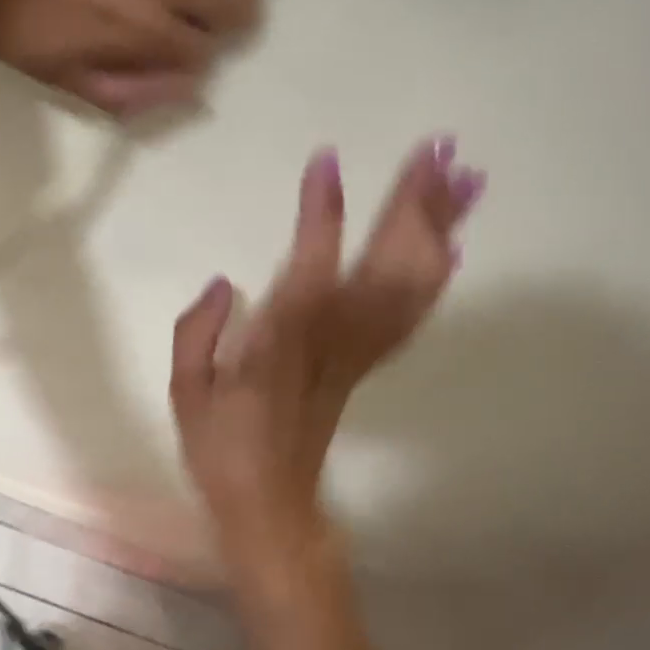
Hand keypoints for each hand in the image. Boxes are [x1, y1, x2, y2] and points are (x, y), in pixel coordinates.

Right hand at [169, 139, 486, 550]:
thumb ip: (196, 332)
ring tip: (464, 176)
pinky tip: (453, 241)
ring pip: (413, 283)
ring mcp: (357, 352)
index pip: (310, 263)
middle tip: (439, 147)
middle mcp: (332, 340)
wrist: (269, 503)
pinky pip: (413, 313)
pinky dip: (438, 273)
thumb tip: (225, 283)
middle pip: (387, 264)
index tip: (327, 161)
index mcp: (282, 342)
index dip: (322, 212)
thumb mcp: (185, 392)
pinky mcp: (366, 364)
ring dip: (440, 228)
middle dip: (415, 203)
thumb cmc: (219, 447)